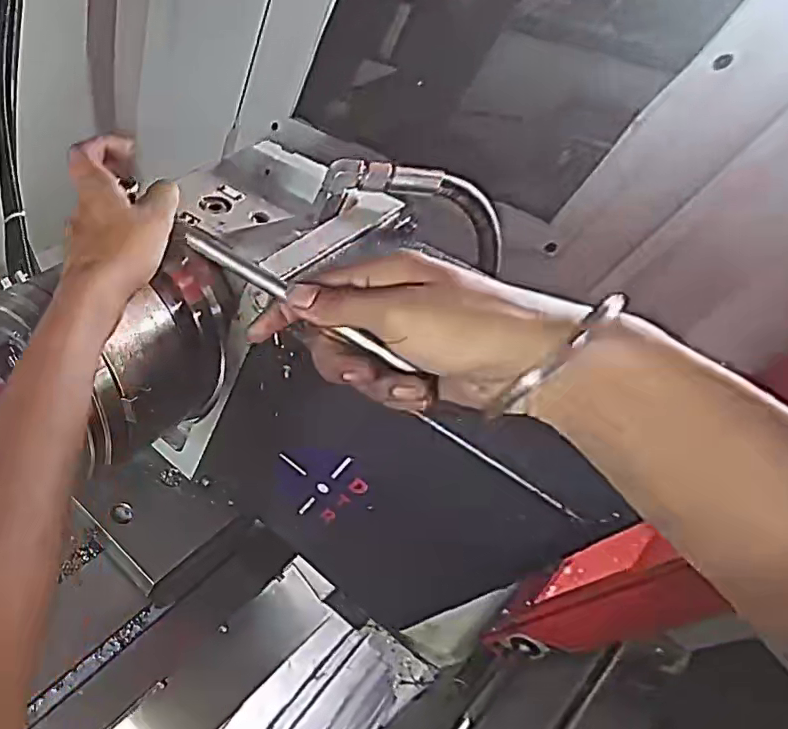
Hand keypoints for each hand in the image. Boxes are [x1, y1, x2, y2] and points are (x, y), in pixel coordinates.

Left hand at [61, 135, 178, 303]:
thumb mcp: (156, 217)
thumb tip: (167, 189)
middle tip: (137, 188)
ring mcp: (78, 238)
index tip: (126, 150)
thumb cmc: (116, 256)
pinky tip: (129, 254)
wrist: (95, 296)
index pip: (87, 150)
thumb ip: (164, 195)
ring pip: (95, 216)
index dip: (107, 144)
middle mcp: (80, 210)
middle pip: (93, 185)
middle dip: (117, 184)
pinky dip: (112, 244)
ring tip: (138, 224)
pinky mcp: (83, 264)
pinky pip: (97, 246)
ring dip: (115, 216)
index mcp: (93, 187)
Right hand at [247, 250, 589, 411]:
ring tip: (405, 378)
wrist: (524, 365)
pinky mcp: (411, 366)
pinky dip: (396, 393)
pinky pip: (379, 385)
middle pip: (331, 336)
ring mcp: (400, 338)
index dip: (286, 310)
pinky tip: (421, 387)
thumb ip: (341, 306)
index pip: (317, 290)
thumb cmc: (480, 325)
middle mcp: (390, 304)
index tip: (262, 328)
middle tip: (364, 365)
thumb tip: (299, 298)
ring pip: (353, 367)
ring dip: (375, 381)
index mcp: (384, 276)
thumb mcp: (398, 311)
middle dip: (344, 360)